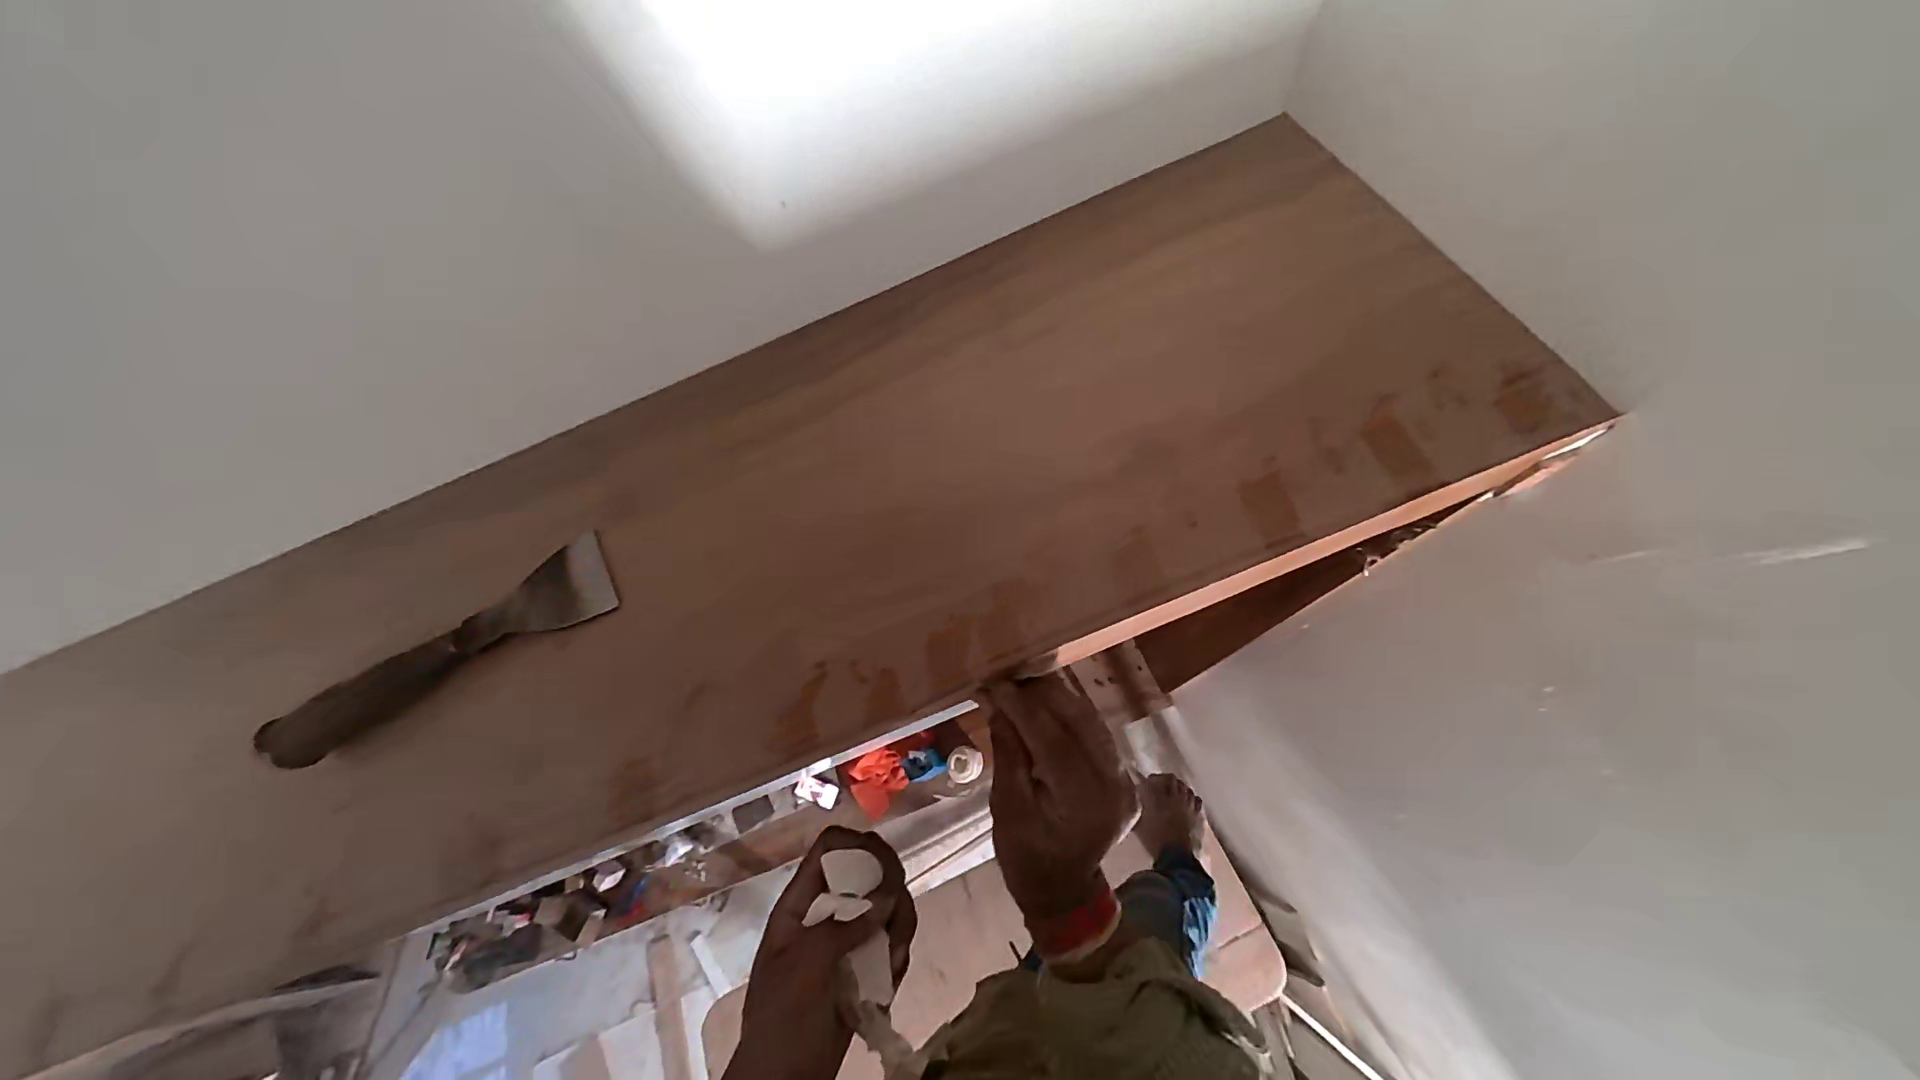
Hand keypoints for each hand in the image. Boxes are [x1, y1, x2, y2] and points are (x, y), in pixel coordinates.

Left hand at [726, 827, 916, 1079]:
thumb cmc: (780, 1019)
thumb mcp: (803, 966)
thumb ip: (843, 927)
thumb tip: (889, 895)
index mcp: (800, 904)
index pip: (828, 850)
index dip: (854, 842)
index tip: (882, 857)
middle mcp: (828, 913)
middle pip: (867, 871)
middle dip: (888, 883)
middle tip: (897, 904)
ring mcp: (848, 940)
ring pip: (887, 906)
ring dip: (900, 921)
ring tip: (896, 953)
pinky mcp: (867, 966)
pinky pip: (893, 942)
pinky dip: (901, 951)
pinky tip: (895, 971)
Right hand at [985, 672, 1137, 922]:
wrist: (1064, 889)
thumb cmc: (1027, 857)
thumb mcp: (1007, 809)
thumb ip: (1007, 754)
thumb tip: (998, 705)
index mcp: (1085, 803)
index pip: (1053, 741)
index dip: (1023, 709)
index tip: (997, 686)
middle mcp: (1115, 785)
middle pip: (1079, 722)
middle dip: (1041, 695)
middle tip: (1008, 679)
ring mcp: (1125, 779)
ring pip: (1091, 721)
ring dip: (1057, 698)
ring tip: (1023, 685)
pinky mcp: (1124, 774)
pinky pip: (1096, 733)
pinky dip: (1070, 714)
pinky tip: (1045, 703)